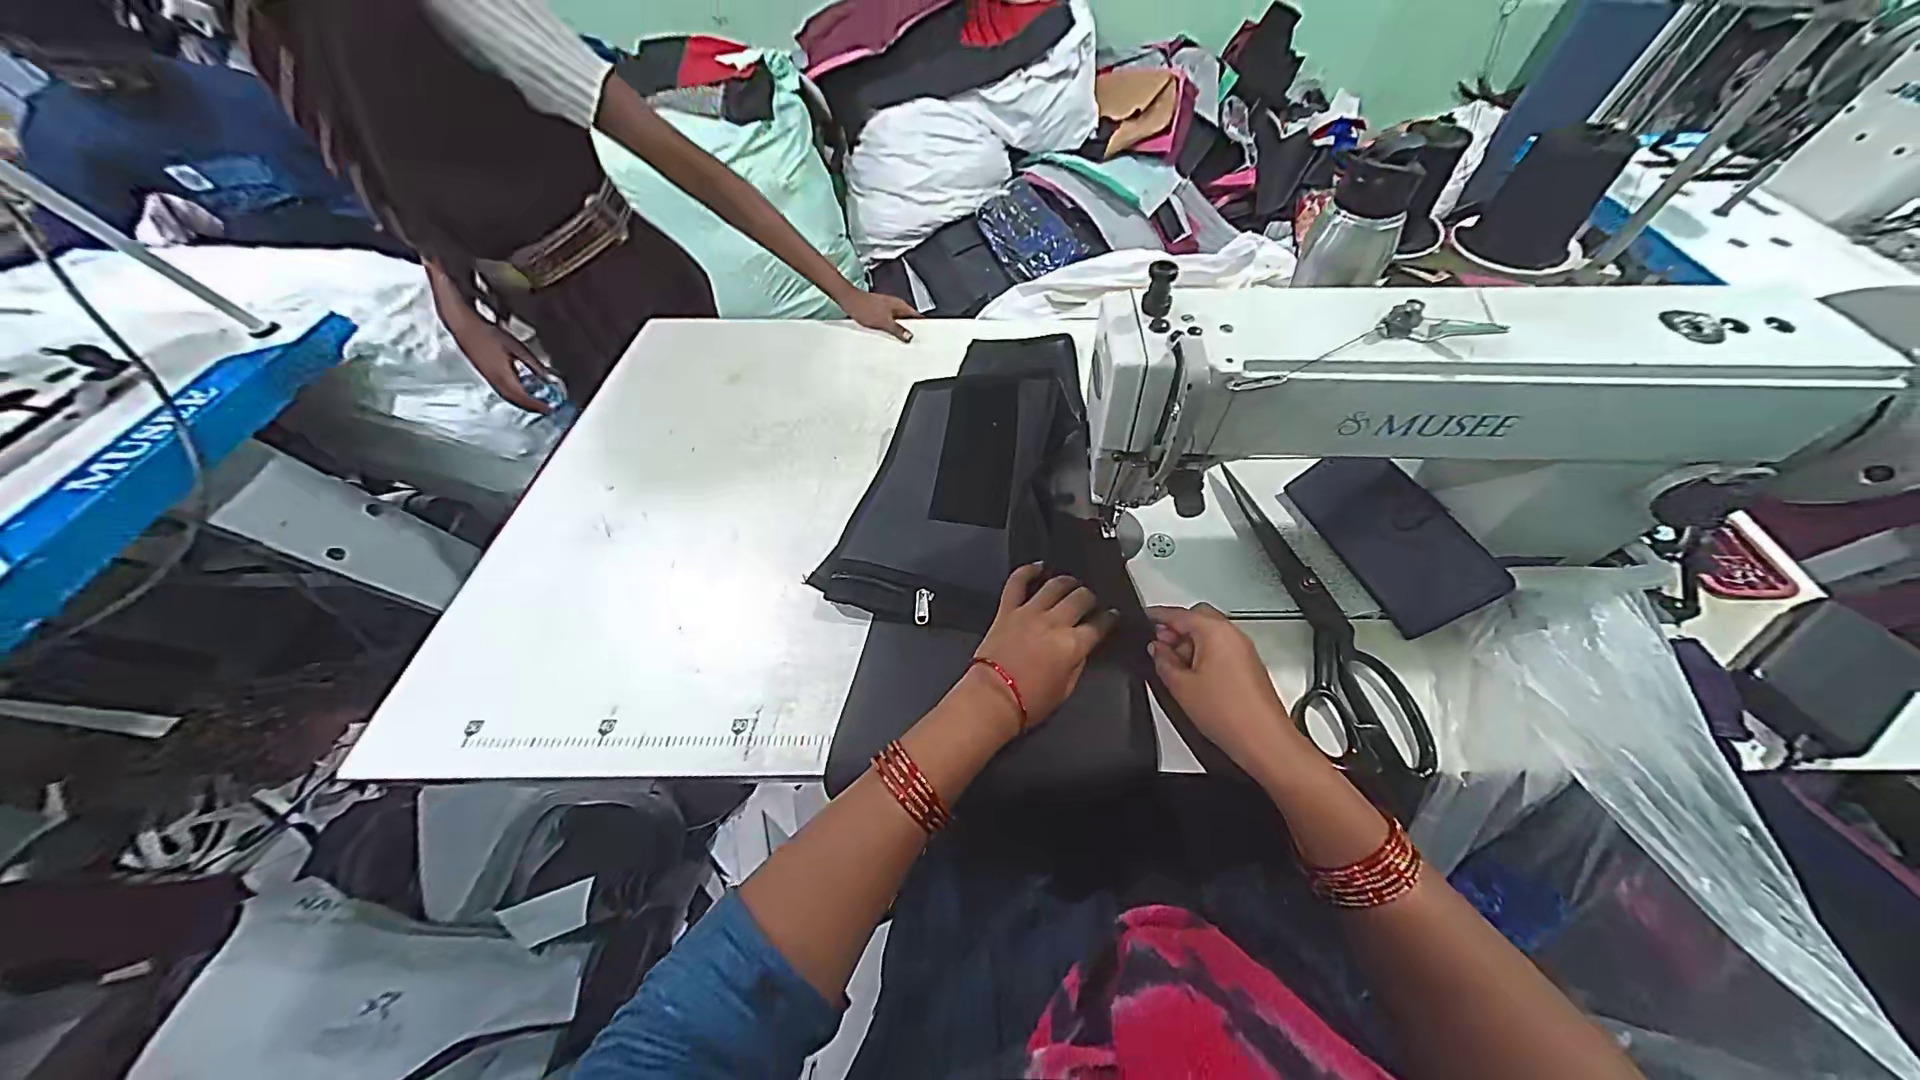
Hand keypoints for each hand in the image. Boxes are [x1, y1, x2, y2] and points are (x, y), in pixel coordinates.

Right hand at [444, 312, 553, 413]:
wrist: (465, 328)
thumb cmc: (490, 335)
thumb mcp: (518, 349)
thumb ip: (533, 365)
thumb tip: (547, 376)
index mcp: (504, 377)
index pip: (524, 397)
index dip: (539, 405)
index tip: (551, 409)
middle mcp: (496, 382)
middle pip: (517, 401)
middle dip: (533, 407)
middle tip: (547, 409)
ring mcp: (489, 379)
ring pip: (510, 398)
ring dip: (524, 403)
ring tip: (538, 404)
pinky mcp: (487, 376)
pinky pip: (503, 392)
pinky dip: (516, 397)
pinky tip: (522, 394)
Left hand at [839, 289, 918, 342]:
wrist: (848, 301)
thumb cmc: (864, 307)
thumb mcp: (885, 322)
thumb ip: (898, 330)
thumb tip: (910, 336)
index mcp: (900, 305)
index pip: (917, 316)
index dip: (922, 326)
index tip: (924, 336)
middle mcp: (894, 305)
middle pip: (908, 320)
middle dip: (910, 331)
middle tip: (912, 342)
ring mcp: (887, 308)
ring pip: (898, 322)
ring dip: (899, 331)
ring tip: (900, 342)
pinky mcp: (879, 312)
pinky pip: (889, 323)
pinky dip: (890, 329)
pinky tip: (888, 336)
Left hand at [971, 564, 1117, 732]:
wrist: (991, 699)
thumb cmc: (1028, 702)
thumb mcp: (1065, 690)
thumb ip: (1077, 664)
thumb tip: (1081, 650)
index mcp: (1072, 645)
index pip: (1099, 624)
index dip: (1110, 618)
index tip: (1112, 616)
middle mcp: (1053, 623)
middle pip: (1081, 598)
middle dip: (1091, 597)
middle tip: (1091, 600)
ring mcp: (1029, 613)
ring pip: (1055, 585)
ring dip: (1067, 581)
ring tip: (1072, 582)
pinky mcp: (1007, 610)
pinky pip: (1017, 582)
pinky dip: (1027, 571)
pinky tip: (1037, 566)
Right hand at [1148, 604, 1312, 777]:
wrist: (1264, 740)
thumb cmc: (1231, 714)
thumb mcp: (1180, 686)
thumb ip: (1162, 660)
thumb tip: (1157, 649)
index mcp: (1215, 631)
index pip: (1179, 613)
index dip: (1157, 615)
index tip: (1145, 618)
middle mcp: (1233, 635)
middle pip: (1198, 617)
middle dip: (1176, 629)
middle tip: (1159, 646)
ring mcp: (1244, 650)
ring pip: (1210, 634)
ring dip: (1190, 643)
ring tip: (1174, 668)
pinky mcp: (1249, 665)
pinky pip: (1222, 649)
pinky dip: (1205, 655)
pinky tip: (1193, 679)